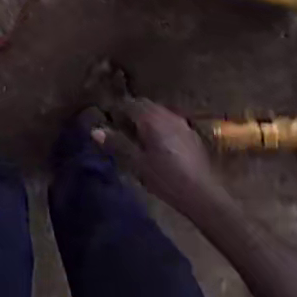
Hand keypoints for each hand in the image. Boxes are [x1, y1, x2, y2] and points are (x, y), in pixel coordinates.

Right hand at [93, 94, 233, 222]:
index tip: (109, 120)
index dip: (117, 109)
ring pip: (159, 112)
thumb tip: (95, 130)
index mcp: (151, 119)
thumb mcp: (137, 163)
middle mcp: (167, 115)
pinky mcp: (191, 133)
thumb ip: (117, 143)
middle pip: (145, 104)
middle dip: (131, 111)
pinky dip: (160, 125)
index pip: (129, 104)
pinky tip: (159, 143)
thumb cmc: (165, 178)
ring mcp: (181, 123)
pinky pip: (170, 121)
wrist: (201, 192)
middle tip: (121, 127)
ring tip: (138, 135)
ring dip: (146, 117)